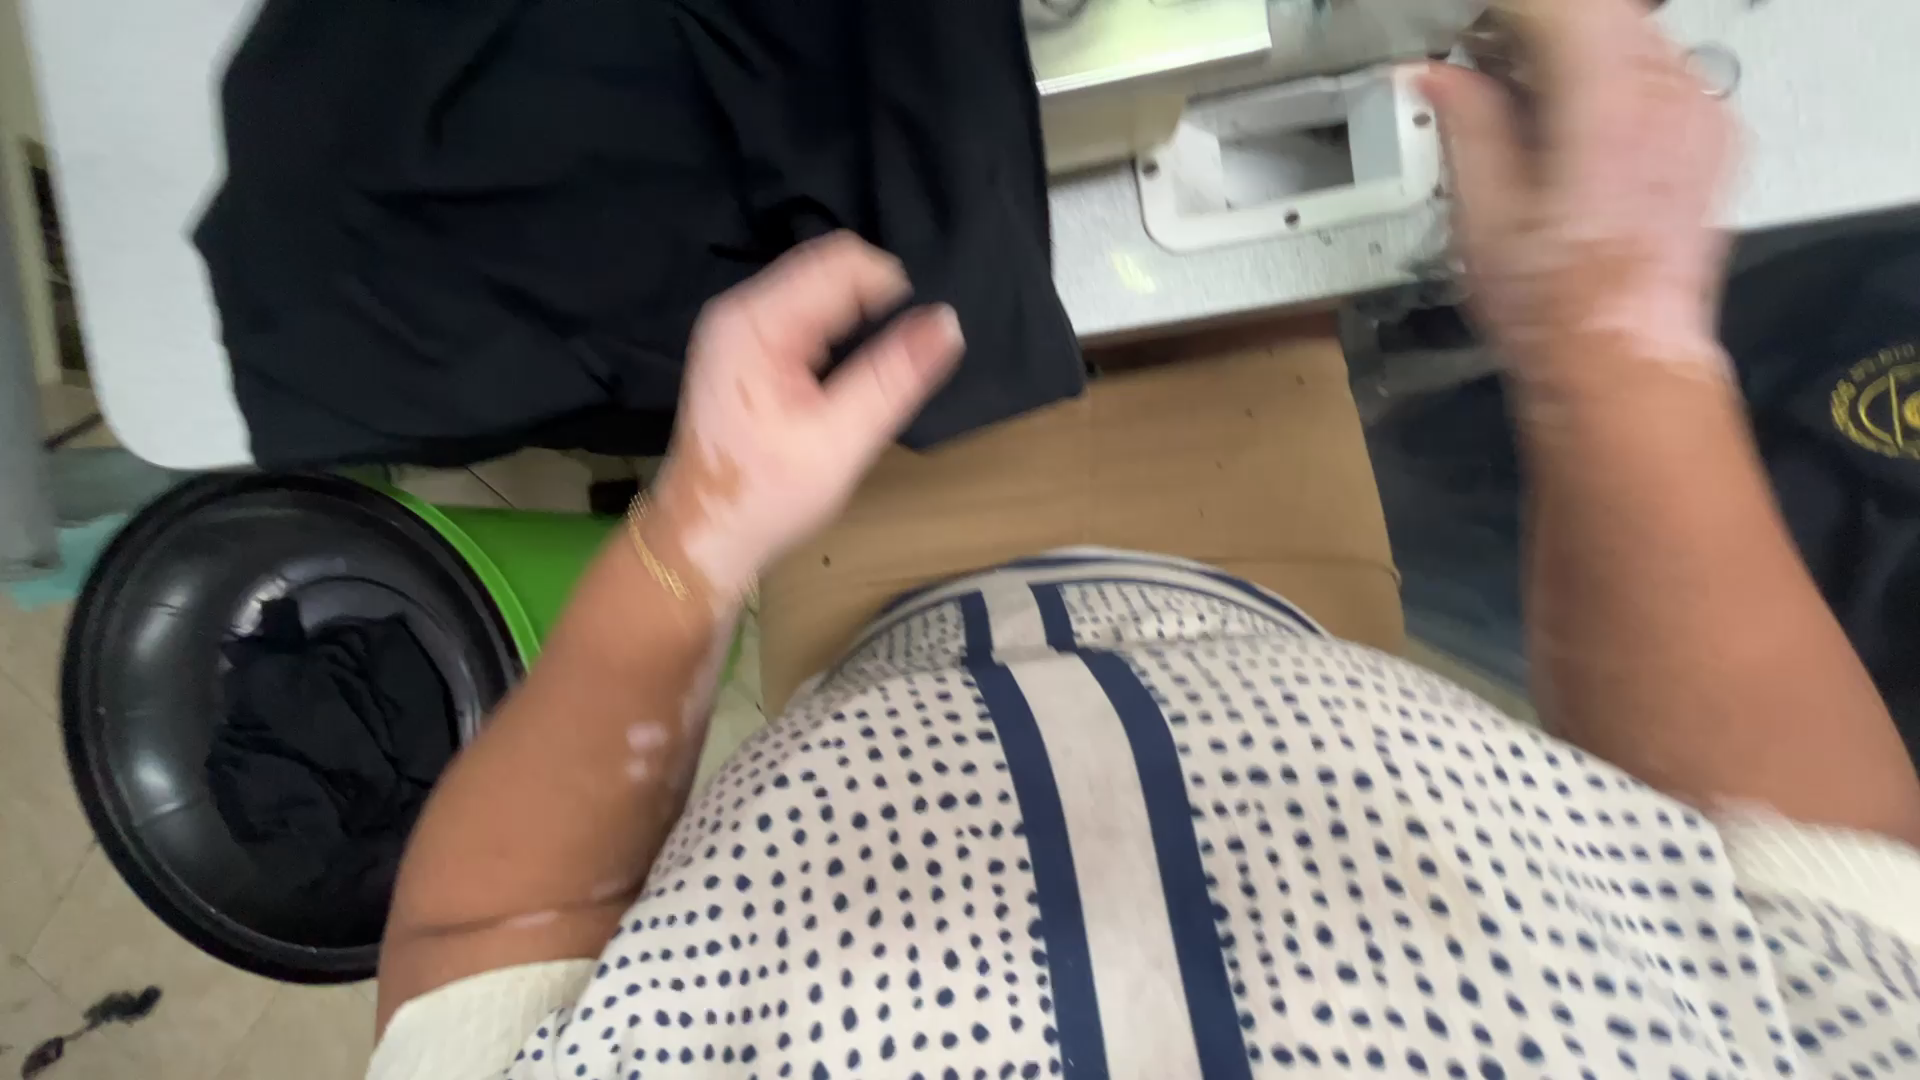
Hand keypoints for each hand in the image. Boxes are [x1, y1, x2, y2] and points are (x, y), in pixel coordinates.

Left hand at [646, 233, 963, 600]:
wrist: (709, 534)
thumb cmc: (768, 494)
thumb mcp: (840, 440)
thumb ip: (894, 377)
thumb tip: (947, 322)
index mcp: (757, 322)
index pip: (840, 261)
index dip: (892, 287)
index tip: (917, 342)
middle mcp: (742, 312)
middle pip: (828, 272)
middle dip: (875, 307)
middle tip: (899, 366)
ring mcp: (741, 330)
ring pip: (820, 295)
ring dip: (860, 323)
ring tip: (875, 376)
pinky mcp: (747, 352)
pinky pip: (806, 320)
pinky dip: (838, 338)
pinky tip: (845, 381)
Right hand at [1419, 0, 1737, 385]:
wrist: (1615, 355)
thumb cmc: (1547, 303)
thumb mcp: (1482, 216)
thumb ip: (1466, 129)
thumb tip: (1437, 74)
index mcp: (1609, 113)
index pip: (1564, 8)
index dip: (1506, 7)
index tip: (1465, 22)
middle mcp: (1672, 98)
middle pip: (1606, 15)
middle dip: (1535, 25)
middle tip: (1476, 56)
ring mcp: (1702, 116)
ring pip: (1635, 41)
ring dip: (1570, 51)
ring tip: (1513, 95)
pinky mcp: (1710, 139)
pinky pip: (1661, 76)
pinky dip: (1607, 81)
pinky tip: (1564, 126)